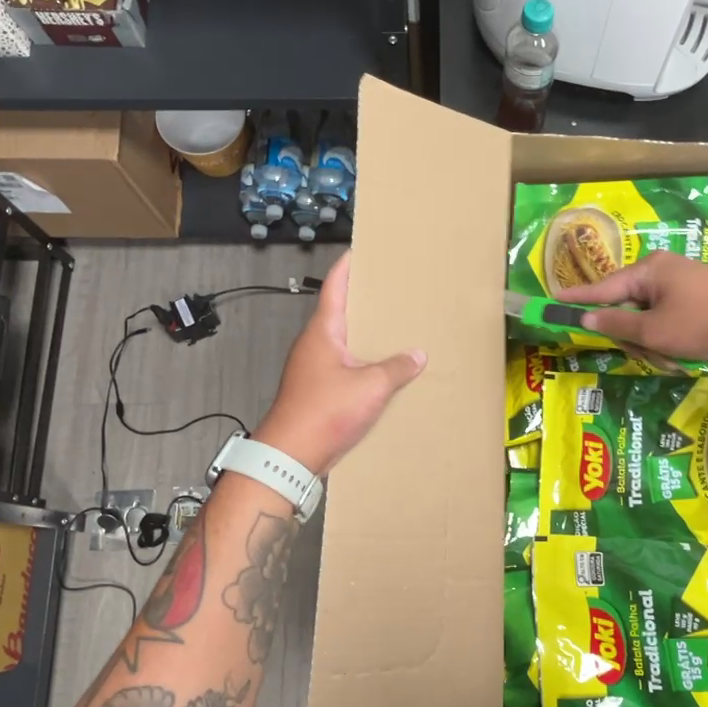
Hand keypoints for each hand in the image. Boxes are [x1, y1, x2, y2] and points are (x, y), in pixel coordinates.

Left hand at [254, 251, 425, 474]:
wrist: (290, 456)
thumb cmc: (323, 413)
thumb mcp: (370, 386)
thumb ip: (396, 368)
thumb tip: (416, 356)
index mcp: (323, 332)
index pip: (335, 287)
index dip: (348, 266)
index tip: (361, 250)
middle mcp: (315, 345)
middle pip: (341, 313)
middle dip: (365, 302)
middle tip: (392, 289)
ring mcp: (314, 369)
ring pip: (345, 343)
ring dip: (367, 336)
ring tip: (396, 328)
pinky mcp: (318, 392)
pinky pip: (346, 368)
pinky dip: (365, 364)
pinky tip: (385, 372)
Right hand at [553, 252, 707, 366]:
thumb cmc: (700, 325)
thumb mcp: (653, 331)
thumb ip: (616, 325)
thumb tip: (588, 318)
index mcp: (649, 270)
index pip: (603, 287)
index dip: (578, 298)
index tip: (554, 300)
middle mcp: (664, 269)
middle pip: (627, 303)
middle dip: (631, 333)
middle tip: (643, 353)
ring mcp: (685, 281)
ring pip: (649, 316)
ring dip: (652, 341)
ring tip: (671, 359)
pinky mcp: (701, 296)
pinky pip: (669, 318)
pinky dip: (669, 338)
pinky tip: (683, 355)